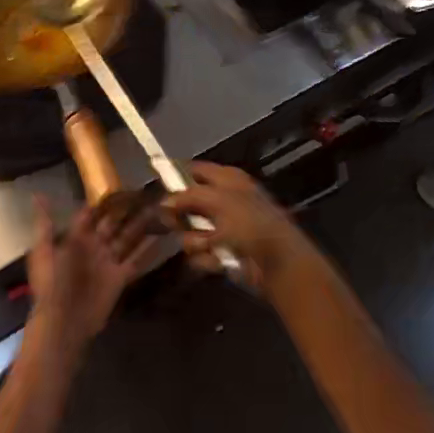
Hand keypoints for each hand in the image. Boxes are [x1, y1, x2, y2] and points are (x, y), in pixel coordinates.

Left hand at [26, 192, 157, 359]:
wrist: (63, 322)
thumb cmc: (52, 284)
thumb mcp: (44, 251)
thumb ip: (45, 224)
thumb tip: (38, 195)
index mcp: (76, 239)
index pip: (92, 214)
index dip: (104, 201)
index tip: (120, 184)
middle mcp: (95, 247)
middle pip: (113, 224)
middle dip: (127, 210)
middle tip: (145, 193)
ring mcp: (109, 262)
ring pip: (128, 239)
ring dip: (142, 226)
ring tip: (158, 210)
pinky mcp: (121, 277)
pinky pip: (137, 260)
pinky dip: (149, 251)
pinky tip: (163, 238)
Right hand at [163, 163, 312, 287]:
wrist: (278, 262)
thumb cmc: (251, 223)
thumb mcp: (219, 201)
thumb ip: (188, 197)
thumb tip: (164, 201)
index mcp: (227, 180)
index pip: (195, 170)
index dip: (176, 174)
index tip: (155, 182)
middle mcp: (222, 201)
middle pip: (186, 203)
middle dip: (179, 215)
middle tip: (174, 222)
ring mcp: (221, 229)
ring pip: (189, 231)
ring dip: (195, 240)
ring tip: (210, 245)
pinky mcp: (221, 254)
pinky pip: (199, 254)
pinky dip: (207, 258)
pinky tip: (219, 260)